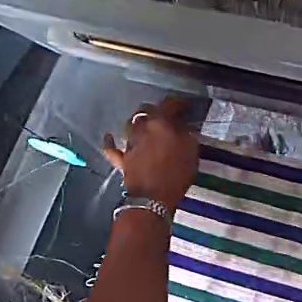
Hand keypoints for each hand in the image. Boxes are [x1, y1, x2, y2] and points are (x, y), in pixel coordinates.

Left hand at [103, 96, 199, 210]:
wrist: (153, 199)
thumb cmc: (176, 174)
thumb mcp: (191, 152)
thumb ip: (187, 135)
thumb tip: (183, 127)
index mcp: (160, 123)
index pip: (170, 105)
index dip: (178, 103)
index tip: (185, 105)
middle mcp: (142, 129)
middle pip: (146, 111)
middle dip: (155, 110)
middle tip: (165, 114)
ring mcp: (130, 144)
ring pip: (130, 125)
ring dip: (137, 122)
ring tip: (144, 124)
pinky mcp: (122, 159)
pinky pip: (112, 148)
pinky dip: (111, 141)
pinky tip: (109, 136)